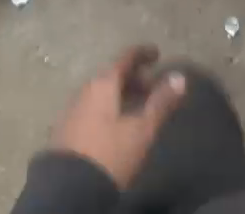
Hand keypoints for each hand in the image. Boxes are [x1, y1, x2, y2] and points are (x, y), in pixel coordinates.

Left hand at [51, 46, 188, 187]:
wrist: (67, 191)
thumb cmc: (109, 153)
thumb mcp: (141, 130)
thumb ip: (161, 102)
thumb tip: (179, 77)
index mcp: (103, 84)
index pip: (125, 58)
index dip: (143, 53)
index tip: (157, 53)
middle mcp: (85, 90)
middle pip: (112, 75)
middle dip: (134, 78)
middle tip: (152, 88)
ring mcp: (72, 110)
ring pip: (101, 93)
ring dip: (120, 95)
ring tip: (137, 108)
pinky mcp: (65, 131)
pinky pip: (91, 108)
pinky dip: (108, 108)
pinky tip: (115, 125)